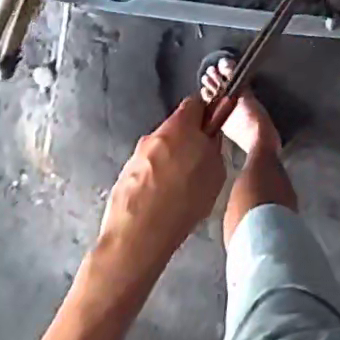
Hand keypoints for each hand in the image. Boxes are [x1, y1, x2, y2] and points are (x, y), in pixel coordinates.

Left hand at [89, 100, 225, 295]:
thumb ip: (213, 146)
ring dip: (173, 160)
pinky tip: (165, 200)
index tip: (216, 124)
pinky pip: (147, 170)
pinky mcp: (122, 178)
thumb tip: (209, 138)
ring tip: (183, 187)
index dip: (209, 110)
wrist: (137, 237)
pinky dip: (157, 178)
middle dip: (190, 139)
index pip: (196, 101)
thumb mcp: (216, 170)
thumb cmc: (184, 200)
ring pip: (161, 150)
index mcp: (179, 126)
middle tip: (203, 161)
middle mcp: (153, 136)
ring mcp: (135, 157)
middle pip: (177, 127)